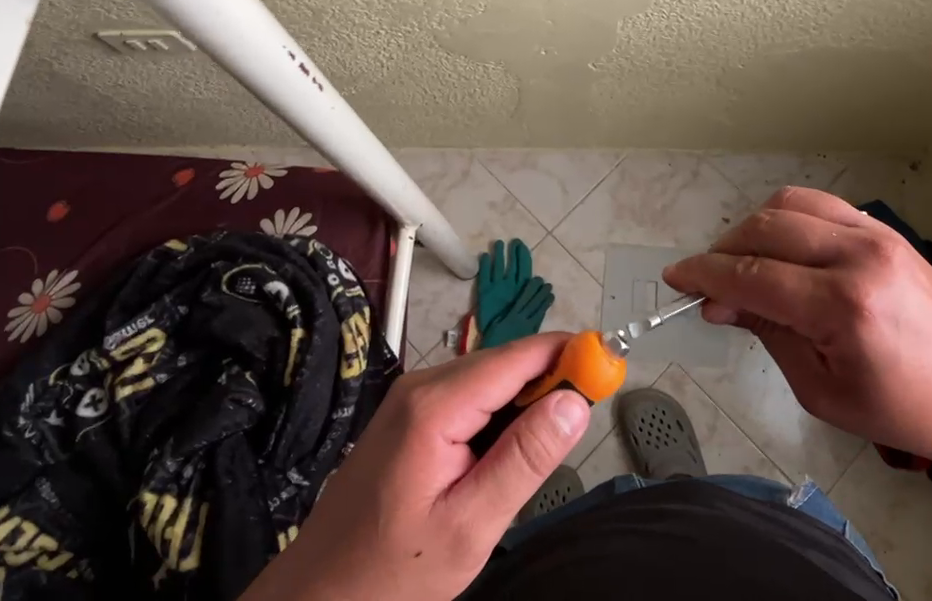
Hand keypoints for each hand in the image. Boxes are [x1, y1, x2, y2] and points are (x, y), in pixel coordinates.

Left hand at [244, 333, 590, 600]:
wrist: (320, 594)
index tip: (610, 366)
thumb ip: (525, 458)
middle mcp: (422, 385)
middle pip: (505, 363)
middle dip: (547, 383)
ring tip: (532, 458)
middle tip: (574, 431)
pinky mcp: (408, 415)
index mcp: (435, 404)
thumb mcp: (471, 524)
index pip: (518, 356)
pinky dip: (496, 417)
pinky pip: (468, 398)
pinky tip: (496, 461)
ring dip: (522, 404)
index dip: (568, 354)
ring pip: (488, 380)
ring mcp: (411, 398)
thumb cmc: (394, 572)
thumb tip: (576, 401)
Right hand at [663, 187, 931, 475]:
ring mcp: (877, 236)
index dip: (704, 274)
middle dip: (723, 252)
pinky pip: (820, 206)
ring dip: (753, 227)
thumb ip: (765, 331)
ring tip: (742, 263)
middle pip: (764, 229)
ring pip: (789, 204)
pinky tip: (780, 249)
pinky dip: (787, 219)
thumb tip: (717, 301)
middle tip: (708, 284)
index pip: (751, 274)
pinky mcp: (886, 231)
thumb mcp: (820, 389)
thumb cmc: (901, 412)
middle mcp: (858, 256)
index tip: (675, 278)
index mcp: (843, 306)